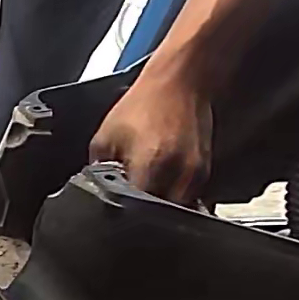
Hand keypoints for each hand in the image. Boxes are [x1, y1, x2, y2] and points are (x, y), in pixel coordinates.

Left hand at [90, 67, 213, 204]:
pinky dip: (170, 195)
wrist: (180, 82)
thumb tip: (94, 190)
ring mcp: (195, 176)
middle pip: (156, 216)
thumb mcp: (104, 138)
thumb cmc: (143, 105)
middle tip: (125, 199)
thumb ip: (97, 170)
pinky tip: (158, 180)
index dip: (121, 216)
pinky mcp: (204, 173)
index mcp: (150, 167)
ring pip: (173, 210)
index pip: (135, 212)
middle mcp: (178, 176)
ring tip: (142, 188)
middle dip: (139, 214)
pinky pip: (186, 197)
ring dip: (156, 206)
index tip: (112, 210)